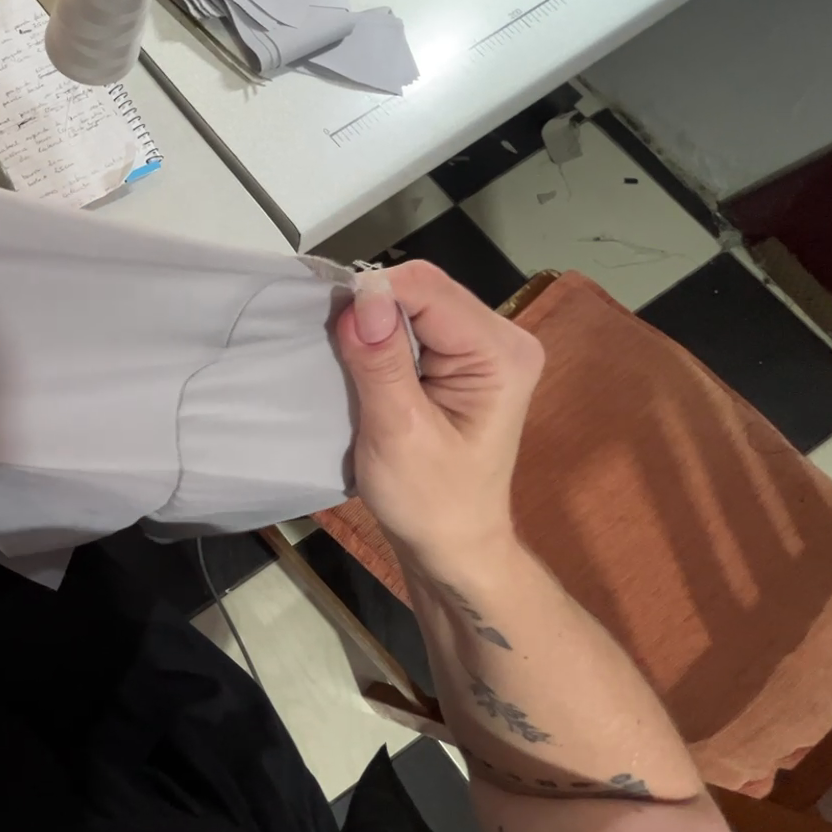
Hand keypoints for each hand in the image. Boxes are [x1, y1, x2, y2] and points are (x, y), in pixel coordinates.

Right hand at [333, 261, 544, 573]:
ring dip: (367, 323)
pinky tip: (359, 361)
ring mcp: (479, 347)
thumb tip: (361, 299)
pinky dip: (373, 336)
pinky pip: (407, 324)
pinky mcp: (455, 359)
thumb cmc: (429, 498)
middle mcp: (499, 337)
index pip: (425, 288)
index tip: (330, 333)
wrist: (449, 542)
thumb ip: (381, 362)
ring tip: (343, 359)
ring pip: (409, 302)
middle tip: (333, 352)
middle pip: (419, 288)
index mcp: (500, 353)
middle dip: (368, 309)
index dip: (370, 297)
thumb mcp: (398, 432)